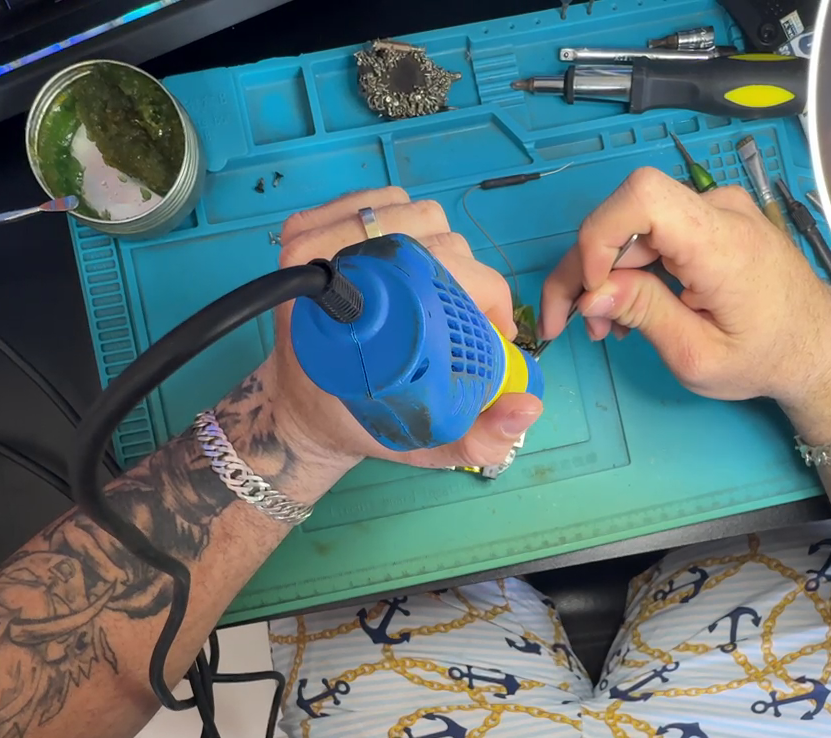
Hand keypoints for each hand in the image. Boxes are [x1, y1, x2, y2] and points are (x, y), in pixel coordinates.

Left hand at [258, 188, 543, 471]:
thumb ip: (477, 441)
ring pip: (417, 213)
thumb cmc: (357, 425)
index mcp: (340, 309)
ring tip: (447, 295)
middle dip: (472, 278)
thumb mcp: (419, 446)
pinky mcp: (311, 226)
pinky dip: (416, 224)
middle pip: (434, 237)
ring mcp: (311, 239)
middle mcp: (318, 263)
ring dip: (447, 250)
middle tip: (474, 322)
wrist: (300, 408)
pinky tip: (420, 266)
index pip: (436, 268)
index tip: (493, 333)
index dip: (481, 294)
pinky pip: (386, 199)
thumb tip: (529, 405)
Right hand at [539, 167, 830, 424]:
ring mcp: (714, 212)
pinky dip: (628, 270)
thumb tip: (591, 294)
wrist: (816, 346)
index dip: (599, 236)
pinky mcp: (709, 223)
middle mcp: (717, 211)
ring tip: (603, 326)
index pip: (642, 196)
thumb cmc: (764, 357)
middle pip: (625, 217)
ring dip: (604, 276)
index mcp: (720, 244)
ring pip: (632, 229)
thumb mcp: (697, 355)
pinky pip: (652, 235)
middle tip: (569, 324)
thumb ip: (645, 315)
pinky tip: (625, 308)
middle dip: (586, 271)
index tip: (592, 290)